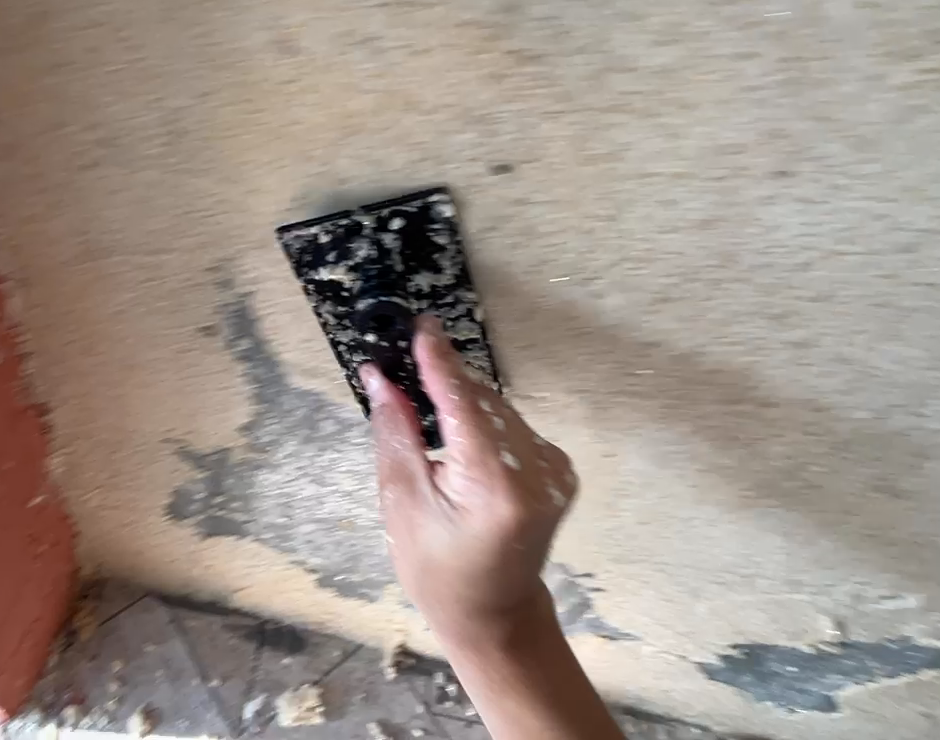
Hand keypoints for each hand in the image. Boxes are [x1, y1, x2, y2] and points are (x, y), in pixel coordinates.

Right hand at [361, 315, 578, 643]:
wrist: (495, 615)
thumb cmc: (438, 570)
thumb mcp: (402, 503)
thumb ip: (396, 433)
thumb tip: (380, 376)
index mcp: (494, 485)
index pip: (463, 402)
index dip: (439, 360)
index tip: (422, 325)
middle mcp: (535, 471)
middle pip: (482, 401)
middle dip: (444, 380)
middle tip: (405, 363)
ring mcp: (554, 471)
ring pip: (498, 408)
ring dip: (463, 399)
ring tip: (428, 407)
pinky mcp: (558, 471)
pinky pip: (512, 425)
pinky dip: (483, 419)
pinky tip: (461, 437)